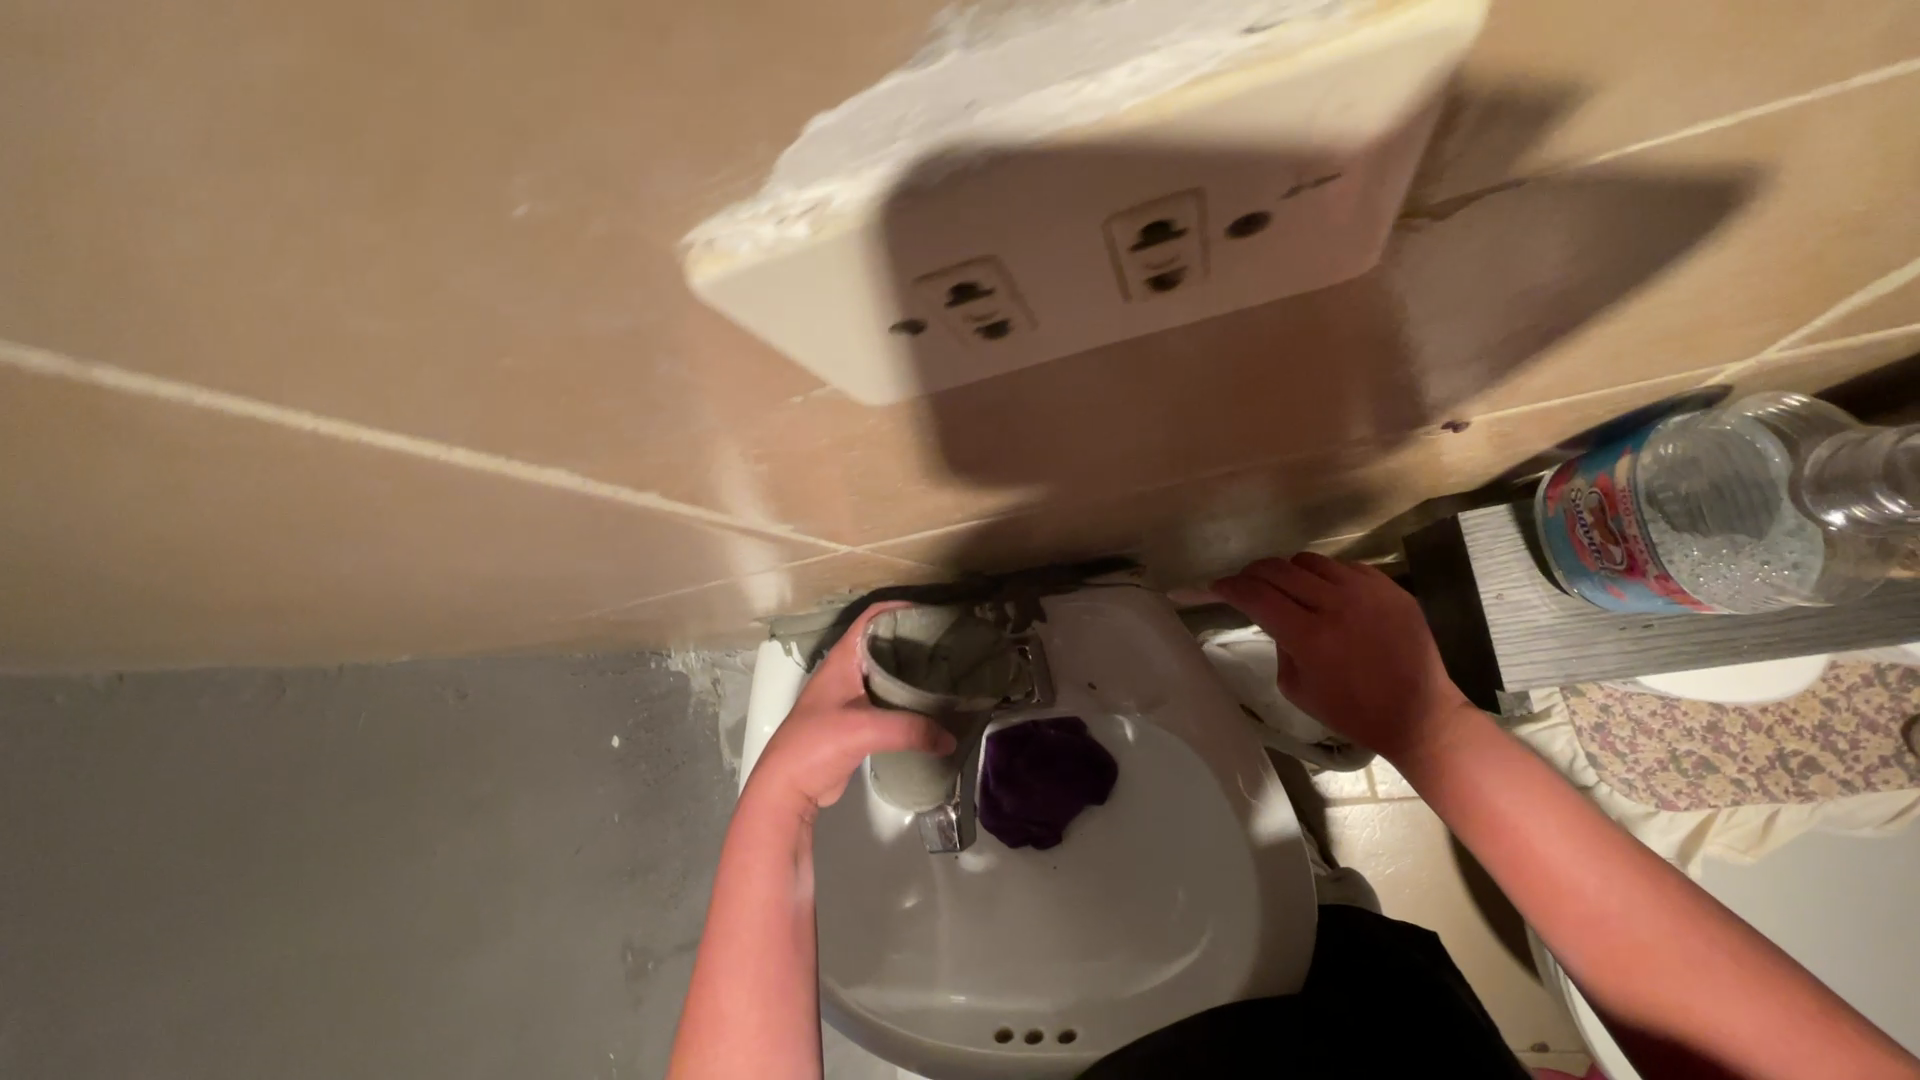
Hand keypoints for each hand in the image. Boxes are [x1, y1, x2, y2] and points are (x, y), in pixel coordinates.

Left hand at [746, 602, 955, 819]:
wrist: (787, 787)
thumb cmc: (816, 744)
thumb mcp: (864, 730)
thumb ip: (911, 729)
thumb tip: (952, 737)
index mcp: (843, 658)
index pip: (873, 617)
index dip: (901, 610)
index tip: (934, 614)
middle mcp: (847, 670)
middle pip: (885, 643)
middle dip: (915, 640)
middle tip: (951, 644)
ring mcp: (851, 696)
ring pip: (888, 673)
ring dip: (913, 671)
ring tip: (948, 671)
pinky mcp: (858, 721)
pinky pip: (889, 700)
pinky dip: (909, 698)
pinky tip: (932, 706)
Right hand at [1212, 554, 1475, 764]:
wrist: (1418, 714)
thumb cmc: (1351, 711)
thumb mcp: (1296, 687)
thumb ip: (1279, 646)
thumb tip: (1275, 617)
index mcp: (1309, 636)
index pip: (1255, 596)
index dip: (1228, 587)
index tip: (1215, 586)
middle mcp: (1336, 604)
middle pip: (1278, 569)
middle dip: (1252, 573)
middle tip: (1245, 583)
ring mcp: (1366, 591)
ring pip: (1309, 561)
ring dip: (1288, 571)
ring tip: (1287, 588)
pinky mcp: (1389, 588)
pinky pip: (1344, 566)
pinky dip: (1325, 576)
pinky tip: (1326, 594)